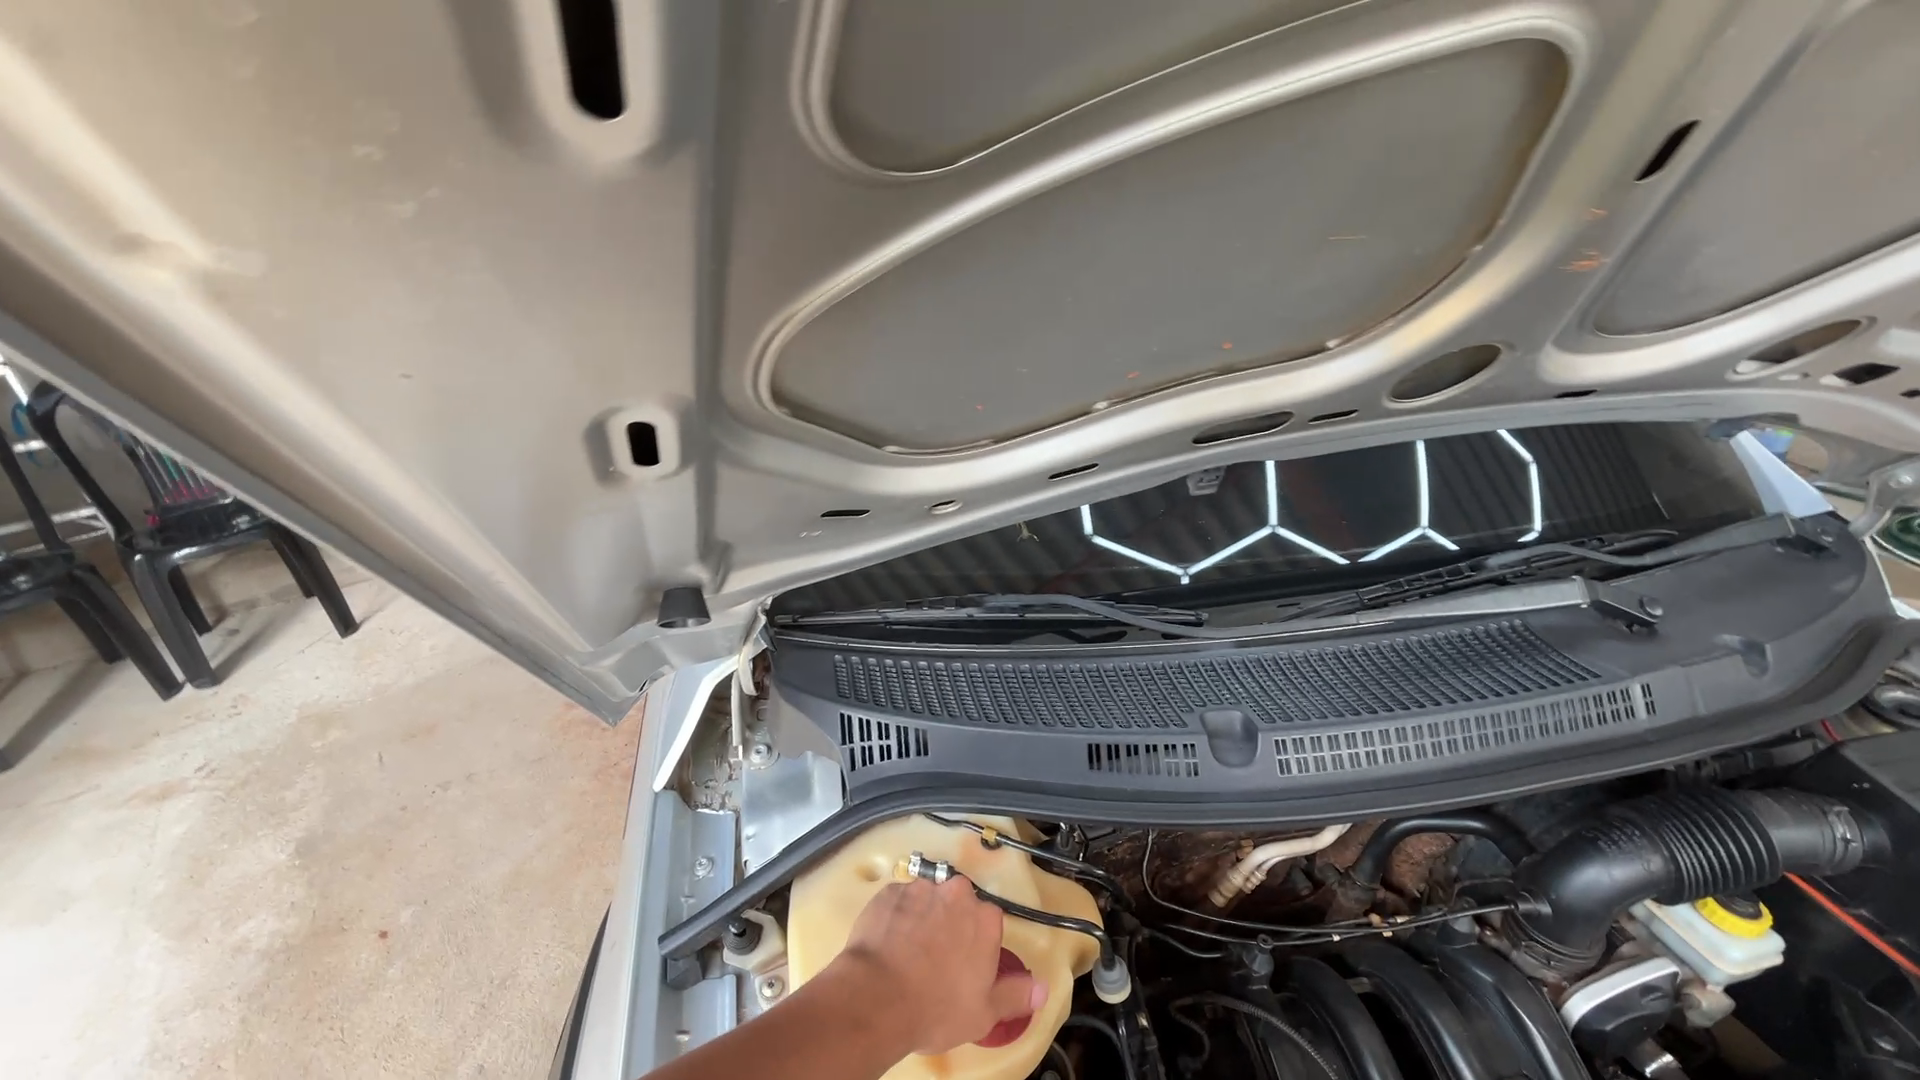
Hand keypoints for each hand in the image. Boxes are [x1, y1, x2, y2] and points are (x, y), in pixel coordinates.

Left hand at [828, 878, 1047, 1055]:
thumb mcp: (984, 1013)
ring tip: (908, 952)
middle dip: (950, 924)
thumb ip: (1016, 994)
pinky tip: (888, 944)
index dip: (977, 944)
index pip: (989, 922)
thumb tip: (1042, 987)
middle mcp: (956, 894)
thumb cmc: (936, 1009)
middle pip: (958, 904)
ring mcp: (920, 889)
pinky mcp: (888, 893)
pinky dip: (896, 917)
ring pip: (927, 900)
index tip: (965, 965)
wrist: (877, 999)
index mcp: (985, 919)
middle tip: (937, 958)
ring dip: (922, 918)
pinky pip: (898, 902)